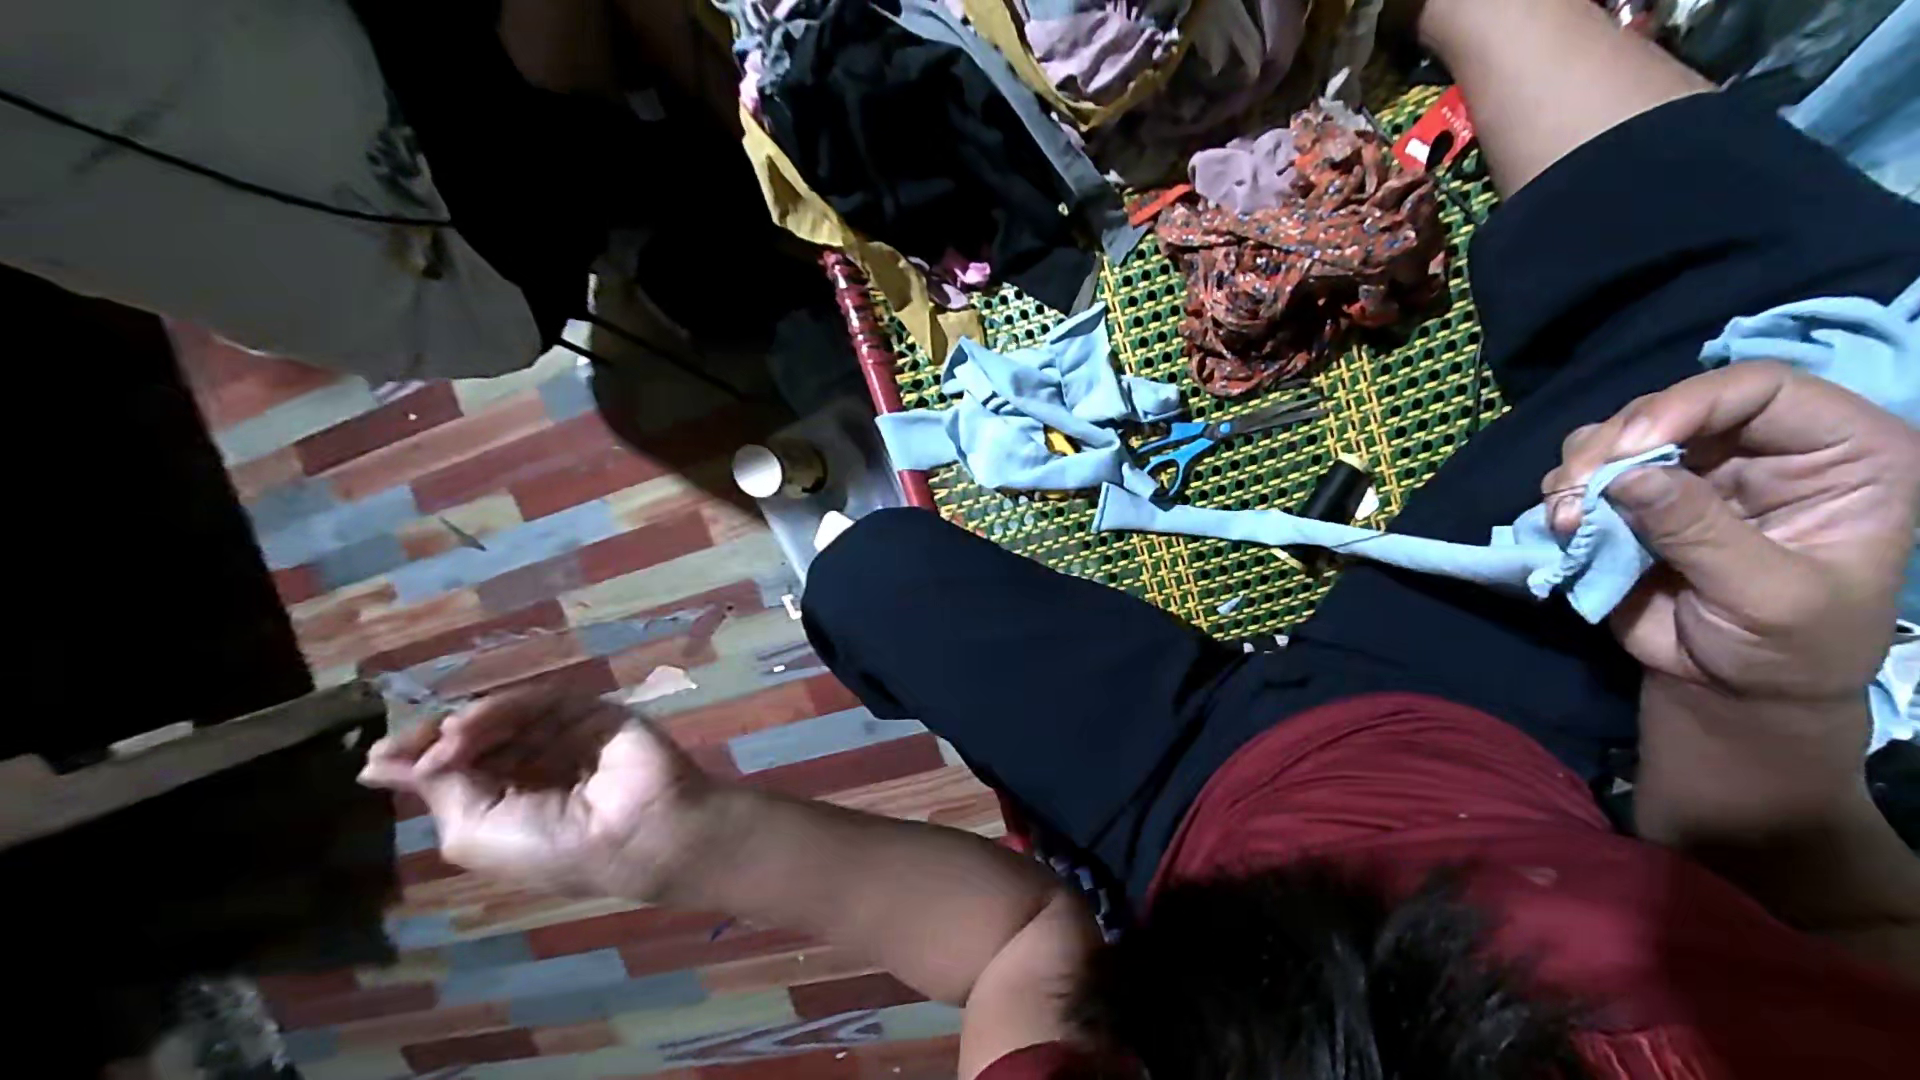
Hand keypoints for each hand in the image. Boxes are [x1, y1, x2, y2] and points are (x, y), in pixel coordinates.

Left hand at [358, 687, 712, 899]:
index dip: (424, 758)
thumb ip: (437, 788)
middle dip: (440, 738)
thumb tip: (378, 765)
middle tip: (405, 745)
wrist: (633, 831)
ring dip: (469, 723)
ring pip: (509, 715)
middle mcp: (539, 763)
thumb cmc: (551, 848)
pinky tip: (470, 725)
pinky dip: (500, 708)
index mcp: (515, 799)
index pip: (465, 766)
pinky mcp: (593, 711)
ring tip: (445, 738)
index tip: (381, 757)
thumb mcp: (473, 831)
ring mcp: (568, 734)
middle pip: (483, 735)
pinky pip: (541, 701)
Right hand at [1543, 361, 1919, 702]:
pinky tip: (1563, 525)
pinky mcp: (1631, 498)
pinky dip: (1560, 493)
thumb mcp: (1766, 595)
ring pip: (1613, 434)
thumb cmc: (1789, 646)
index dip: (1690, 404)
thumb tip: (1625, 478)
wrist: (1731, 684)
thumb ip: (1702, 532)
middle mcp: (1759, 448)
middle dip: (1610, 446)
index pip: (1762, 389)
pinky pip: (1581, 471)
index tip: (1631, 448)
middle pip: (1669, 406)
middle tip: (1573, 493)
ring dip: (1576, 471)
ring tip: (1566, 519)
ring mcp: (1689, 471)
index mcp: (1837, 456)